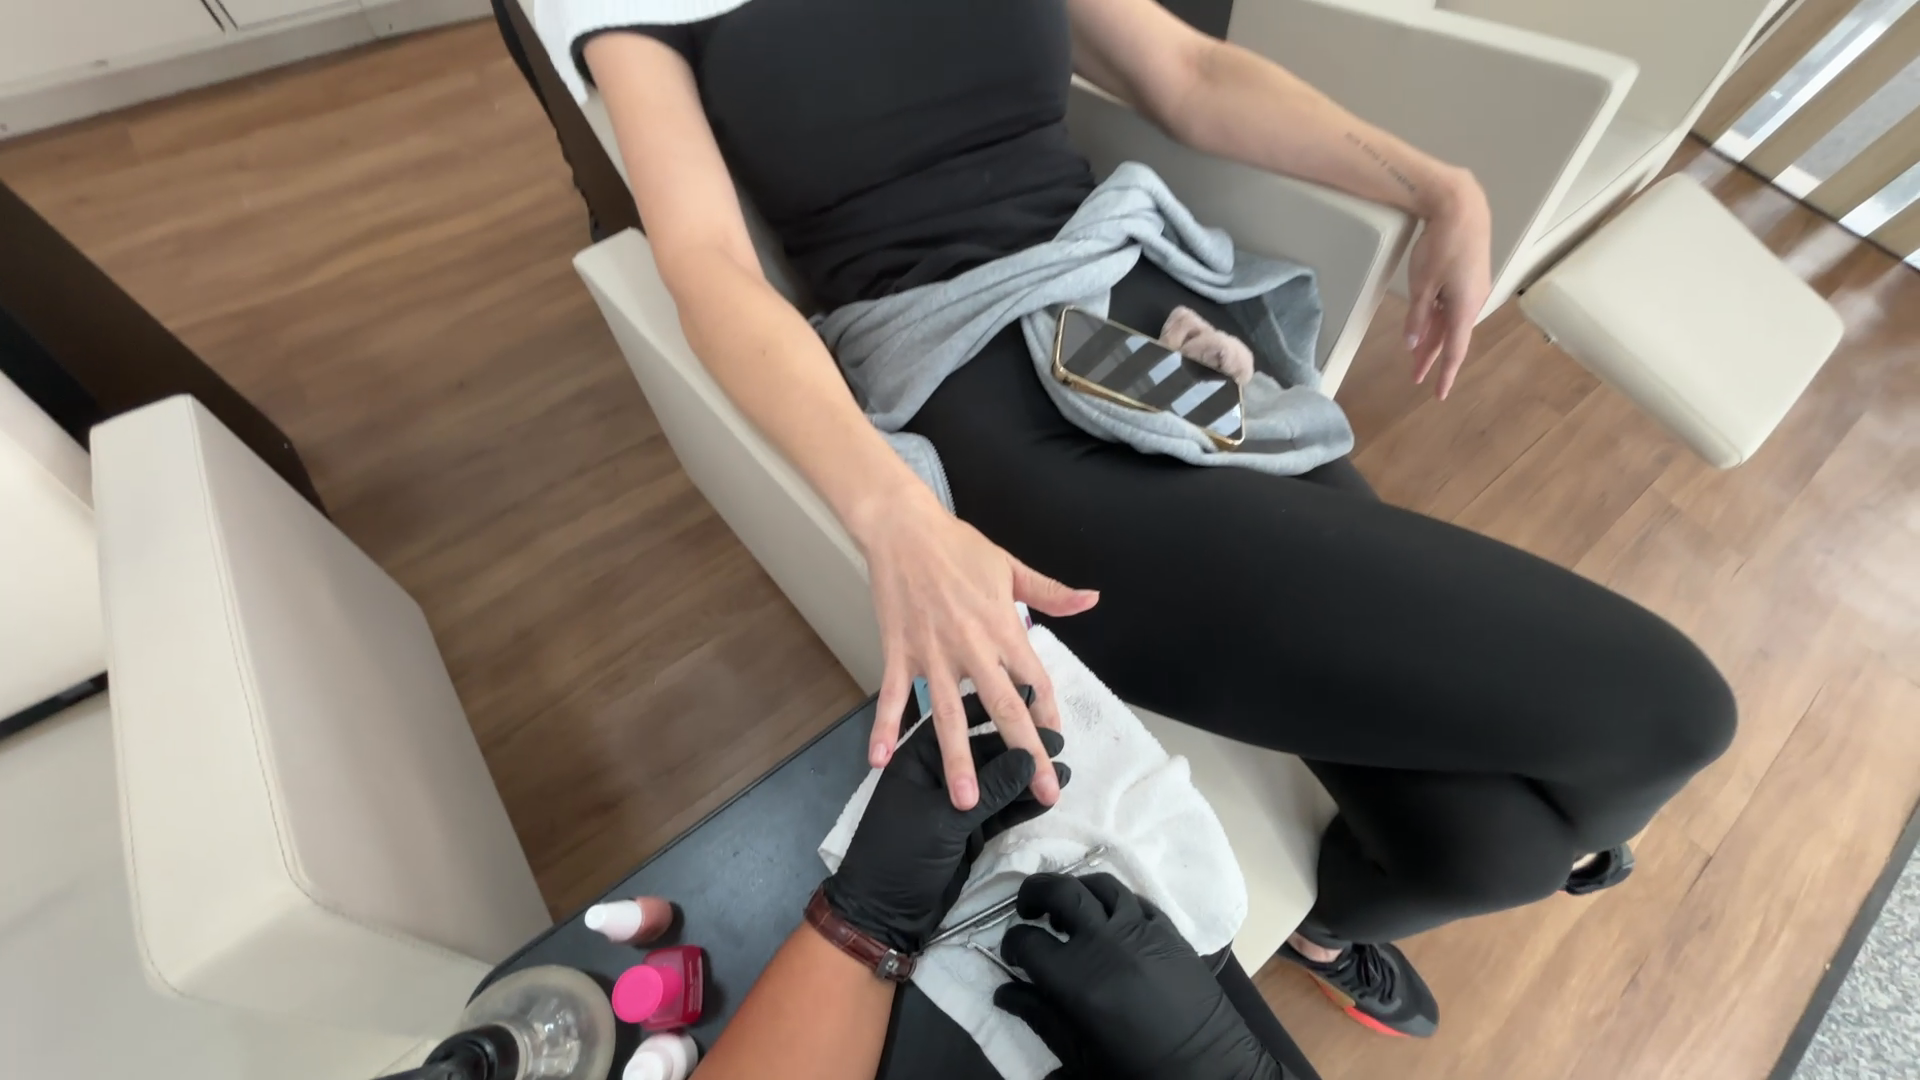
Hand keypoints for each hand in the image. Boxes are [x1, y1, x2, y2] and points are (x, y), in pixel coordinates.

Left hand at [823, 713, 1070, 952]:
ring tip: (1064, 770)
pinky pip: (999, 810)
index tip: (1031, 700)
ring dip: (1027, 778)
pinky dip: (1022, 804)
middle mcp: (940, 770)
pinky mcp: (968, 828)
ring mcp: (956, 800)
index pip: (961, 721)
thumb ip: (989, 788)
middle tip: (1058, 740)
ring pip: (997, 782)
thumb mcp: (945, 819)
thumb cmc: (900, 854)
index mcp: (920, 755)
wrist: (883, 913)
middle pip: (985, 751)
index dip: (996, 710)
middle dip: (1020, 746)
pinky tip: (1048, 798)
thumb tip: (1030, 758)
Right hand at [858, 488, 1097, 810]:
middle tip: (1041, 795)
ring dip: (957, 759)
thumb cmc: (958, 546)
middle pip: (1003, 708)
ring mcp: (933, 654)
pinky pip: (894, 696)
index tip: (1058, 745)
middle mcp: (972, 647)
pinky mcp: (899, 652)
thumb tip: (1091, 600)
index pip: (1036, 681)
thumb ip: (1050, 592)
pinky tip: (880, 761)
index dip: (1050, 715)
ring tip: (965, 801)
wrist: (904, 529)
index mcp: (1003, 626)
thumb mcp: (1010, 566)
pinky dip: (886, 728)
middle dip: (1025, 754)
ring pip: (948, 715)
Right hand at [995, 874, 1283, 1079]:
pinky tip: (1108, 918)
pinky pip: (1133, 898)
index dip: (1012, 944)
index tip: (1012, 953)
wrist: (1214, 1075)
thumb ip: (1040, 1019)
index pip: (1028, 942)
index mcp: (1078, 979)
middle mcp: (1105, 941)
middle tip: (1028, 908)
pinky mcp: (1167, 928)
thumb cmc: (1140, 1074)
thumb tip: (1003, 993)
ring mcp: (1140, 928)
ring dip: (1075, 890)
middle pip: (1060, 891)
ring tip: (1069, 910)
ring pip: (1098, 884)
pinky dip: (1112, 900)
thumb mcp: (1082, 1059)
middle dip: (1035, 891)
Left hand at [1404, 169, 1492, 400]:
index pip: (1454, 350)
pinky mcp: (1465, 281)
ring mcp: (1470, 291)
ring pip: (1447, 324)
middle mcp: (1472, 302)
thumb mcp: (1422, 286)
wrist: (1461, 209)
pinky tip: (1423, 332)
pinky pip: (1448, 309)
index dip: (1445, 373)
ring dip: (1431, 343)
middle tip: (1414, 379)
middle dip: (1431, 360)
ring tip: (1415, 363)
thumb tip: (1414, 344)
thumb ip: (1417, 318)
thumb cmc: (1442, 246)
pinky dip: (1435, 323)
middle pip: (1448, 339)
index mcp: (1464, 307)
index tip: (1440, 393)